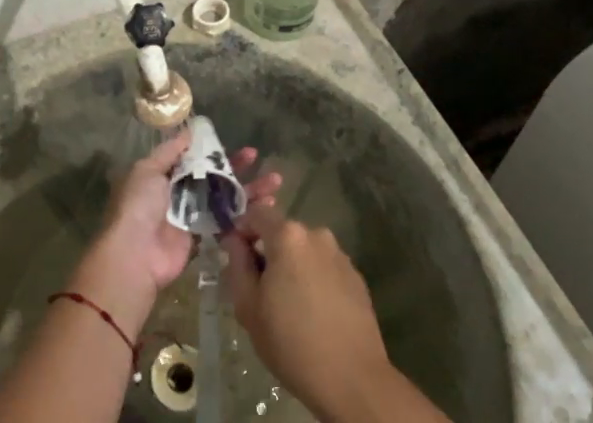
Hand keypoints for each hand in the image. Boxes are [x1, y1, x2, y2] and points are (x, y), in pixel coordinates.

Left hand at [79, 133, 282, 307]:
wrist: (136, 254)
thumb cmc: (139, 205)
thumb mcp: (148, 169)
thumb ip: (169, 151)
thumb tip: (189, 131)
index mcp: (163, 174)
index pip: (193, 157)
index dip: (214, 150)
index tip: (230, 140)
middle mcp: (179, 192)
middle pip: (213, 175)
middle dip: (236, 167)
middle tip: (257, 156)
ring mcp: (192, 214)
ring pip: (224, 196)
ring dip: (248, 189)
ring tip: (275, 182)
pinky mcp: (203, 236)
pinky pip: (226, 220)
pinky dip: (246, 212)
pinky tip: (268, 205)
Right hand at [223, 217, 397, 421]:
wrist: (351, 378)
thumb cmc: (290, 342)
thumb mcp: (247, 306)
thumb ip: (237, 264)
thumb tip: (235, 241)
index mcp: (288, 237)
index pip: (257, 213)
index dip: (242, 231)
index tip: (237, 259)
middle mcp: (317, 236)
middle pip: (283, 232)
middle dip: (268, 252)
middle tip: (260, 290)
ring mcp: (341, 256)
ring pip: (304, 252)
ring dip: (292, 267)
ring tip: (288, 306)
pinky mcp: (357, 278)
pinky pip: (324, 268)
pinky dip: (313, 280)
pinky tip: (313, 314)